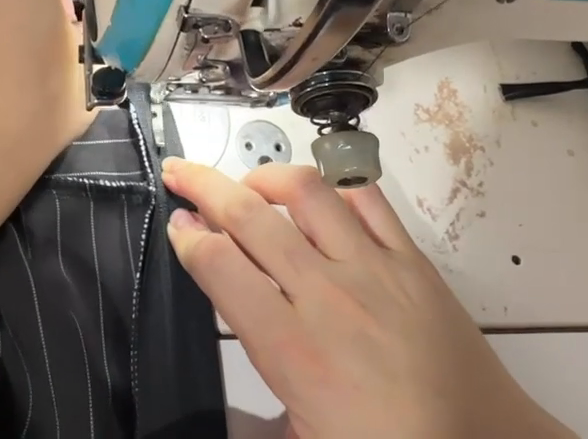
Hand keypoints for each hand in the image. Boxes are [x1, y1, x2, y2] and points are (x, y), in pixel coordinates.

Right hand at [162, 159, 574, 438]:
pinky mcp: (411, 259)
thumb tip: (214, 405)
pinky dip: (333, 185)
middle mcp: (327, 294)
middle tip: (179, 172)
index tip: (176, 226)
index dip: (187, 238)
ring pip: (305, 191)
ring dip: (264, 176)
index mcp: (293, 348)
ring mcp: (373, 268)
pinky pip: (366, 198)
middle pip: (248, 215)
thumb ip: (250, 417)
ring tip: (245, 185)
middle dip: (202, 185)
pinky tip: (315, 197)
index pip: (219, 265)